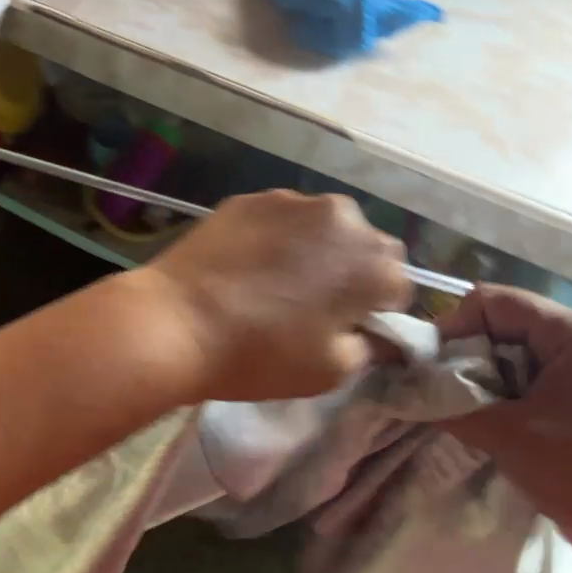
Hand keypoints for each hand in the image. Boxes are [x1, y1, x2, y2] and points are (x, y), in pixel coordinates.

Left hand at [138, 190, 409, 400]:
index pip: (398, 287)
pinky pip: (277, 221)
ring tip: (271, 286)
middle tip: (308, 309)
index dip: (373, 313)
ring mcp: (291, 201)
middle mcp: (343, 218)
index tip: (342, 330)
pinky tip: (242, 269)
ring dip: (312, 252)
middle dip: (349, 275)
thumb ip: (369, 348)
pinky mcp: (247, 200)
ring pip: (321, 229)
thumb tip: (373, 333)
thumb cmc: (256, 355)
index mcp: (374, 263)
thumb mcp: (329, 372)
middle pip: (364, 249)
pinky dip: (272, 240)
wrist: (173, 325)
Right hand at [438, 286, 571, 572]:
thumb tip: (404, 392)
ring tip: (452, 424)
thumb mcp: (510, 434)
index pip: (491, 302)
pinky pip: (522, 396)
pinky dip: (494, 412)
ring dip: (474, 393)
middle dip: (458, 364)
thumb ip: (451, 406)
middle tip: (432, 402)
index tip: (423, 371)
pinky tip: (479, 439)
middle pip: (497, 333)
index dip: (449, 329)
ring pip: (506, 369)